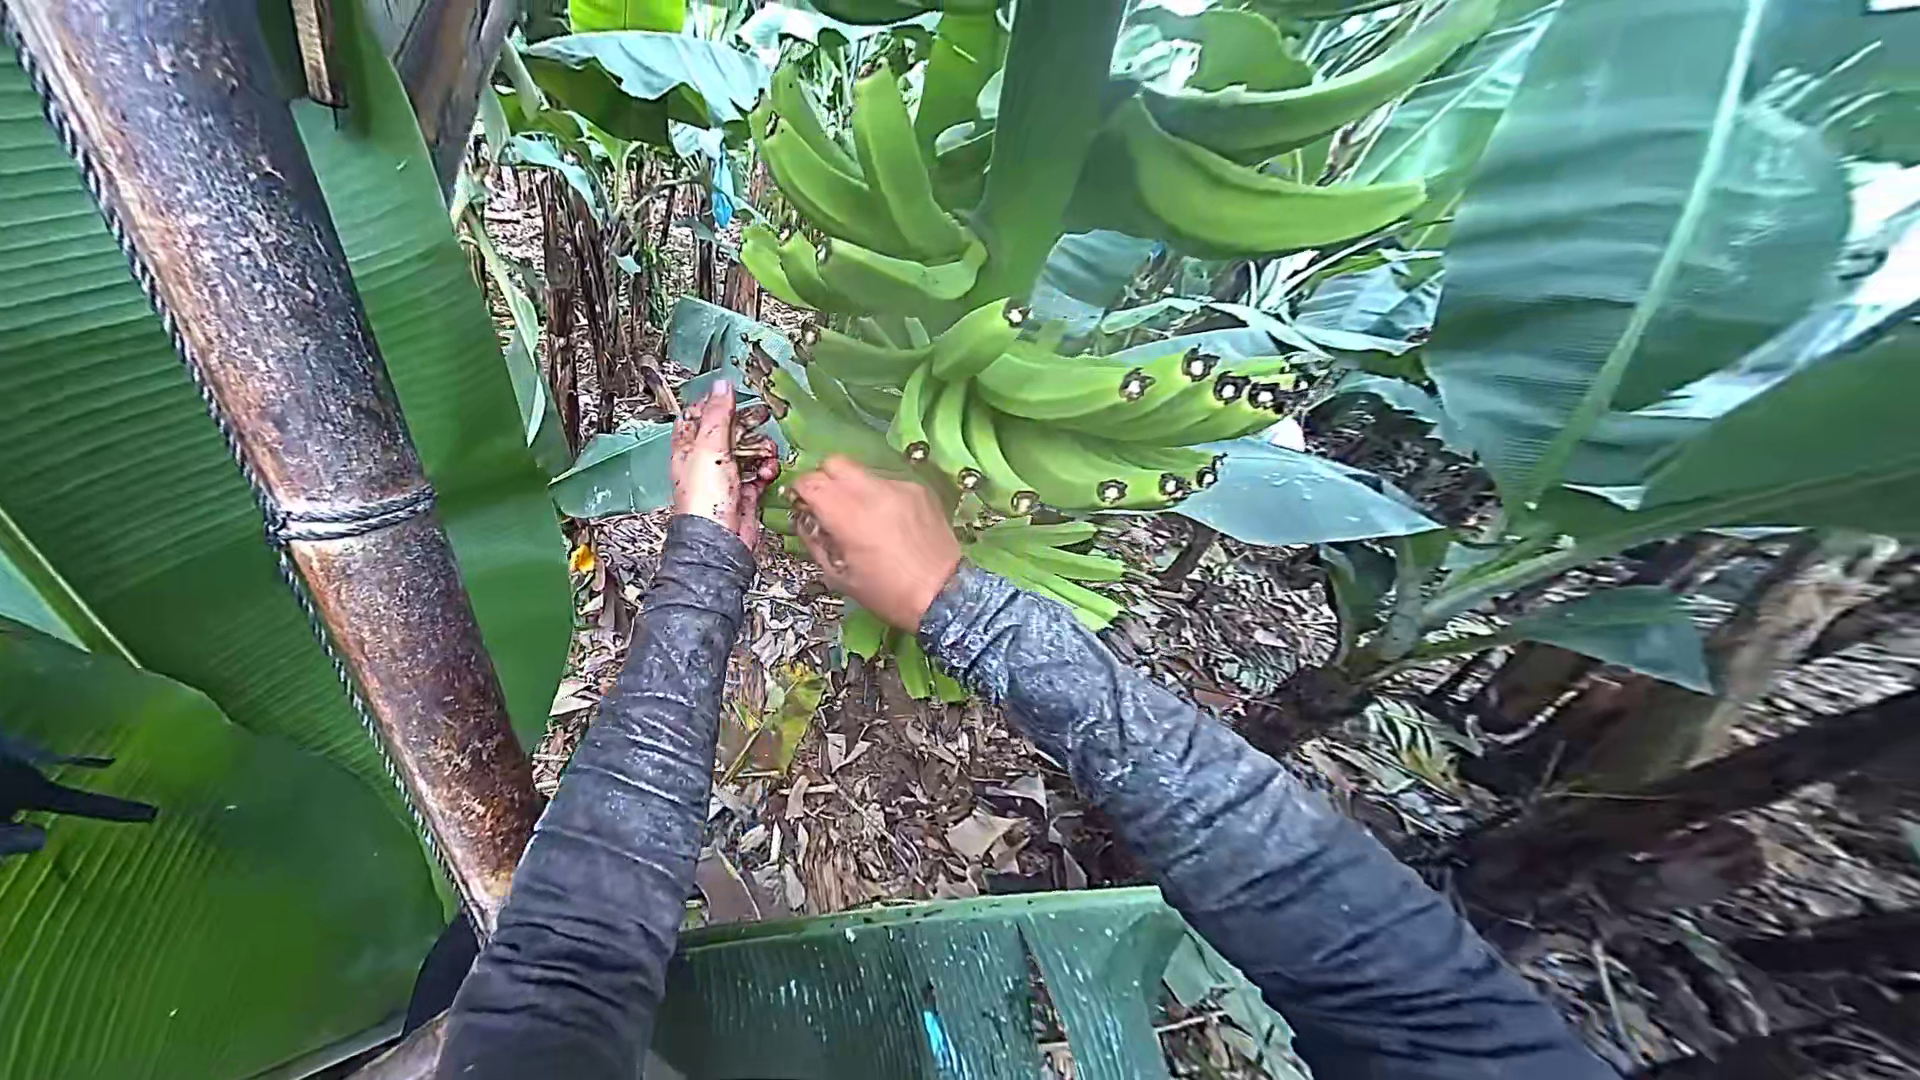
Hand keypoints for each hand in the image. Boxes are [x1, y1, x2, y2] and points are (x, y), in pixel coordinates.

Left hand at [671, 381, 778, 548]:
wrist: (722, 540)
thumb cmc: (705, 501)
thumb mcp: (710, 447)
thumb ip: (718, 415)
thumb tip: (722, 385)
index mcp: (689, 446)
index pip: (699, 415)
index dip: (717, 404)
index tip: (735, 399)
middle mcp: (707, 460)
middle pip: (731, 432)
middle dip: (749, 428)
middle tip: (762, 422)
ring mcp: (727, 477)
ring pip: (750, 452)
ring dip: (762, 452)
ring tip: (766, 456)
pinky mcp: (746, 492)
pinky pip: (761, 473)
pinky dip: (767, 471)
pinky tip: (767, 474)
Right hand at [790, 456, 961, 630]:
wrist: (944, 595)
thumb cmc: (887, 593)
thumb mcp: (838, 575)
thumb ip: (814, 540)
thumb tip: (805, 518)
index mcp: (848, 514)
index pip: (810, 481)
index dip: (800, 491)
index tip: (802, 505)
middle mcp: (873, 491)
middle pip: (835, 463)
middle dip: (826, 480)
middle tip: (829, 505)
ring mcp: (899, 486)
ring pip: (864, 472)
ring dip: (855, 488)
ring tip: (864, 518)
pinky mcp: (919, 490)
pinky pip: (889, 482)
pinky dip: (881, 496)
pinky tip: (890, 521)